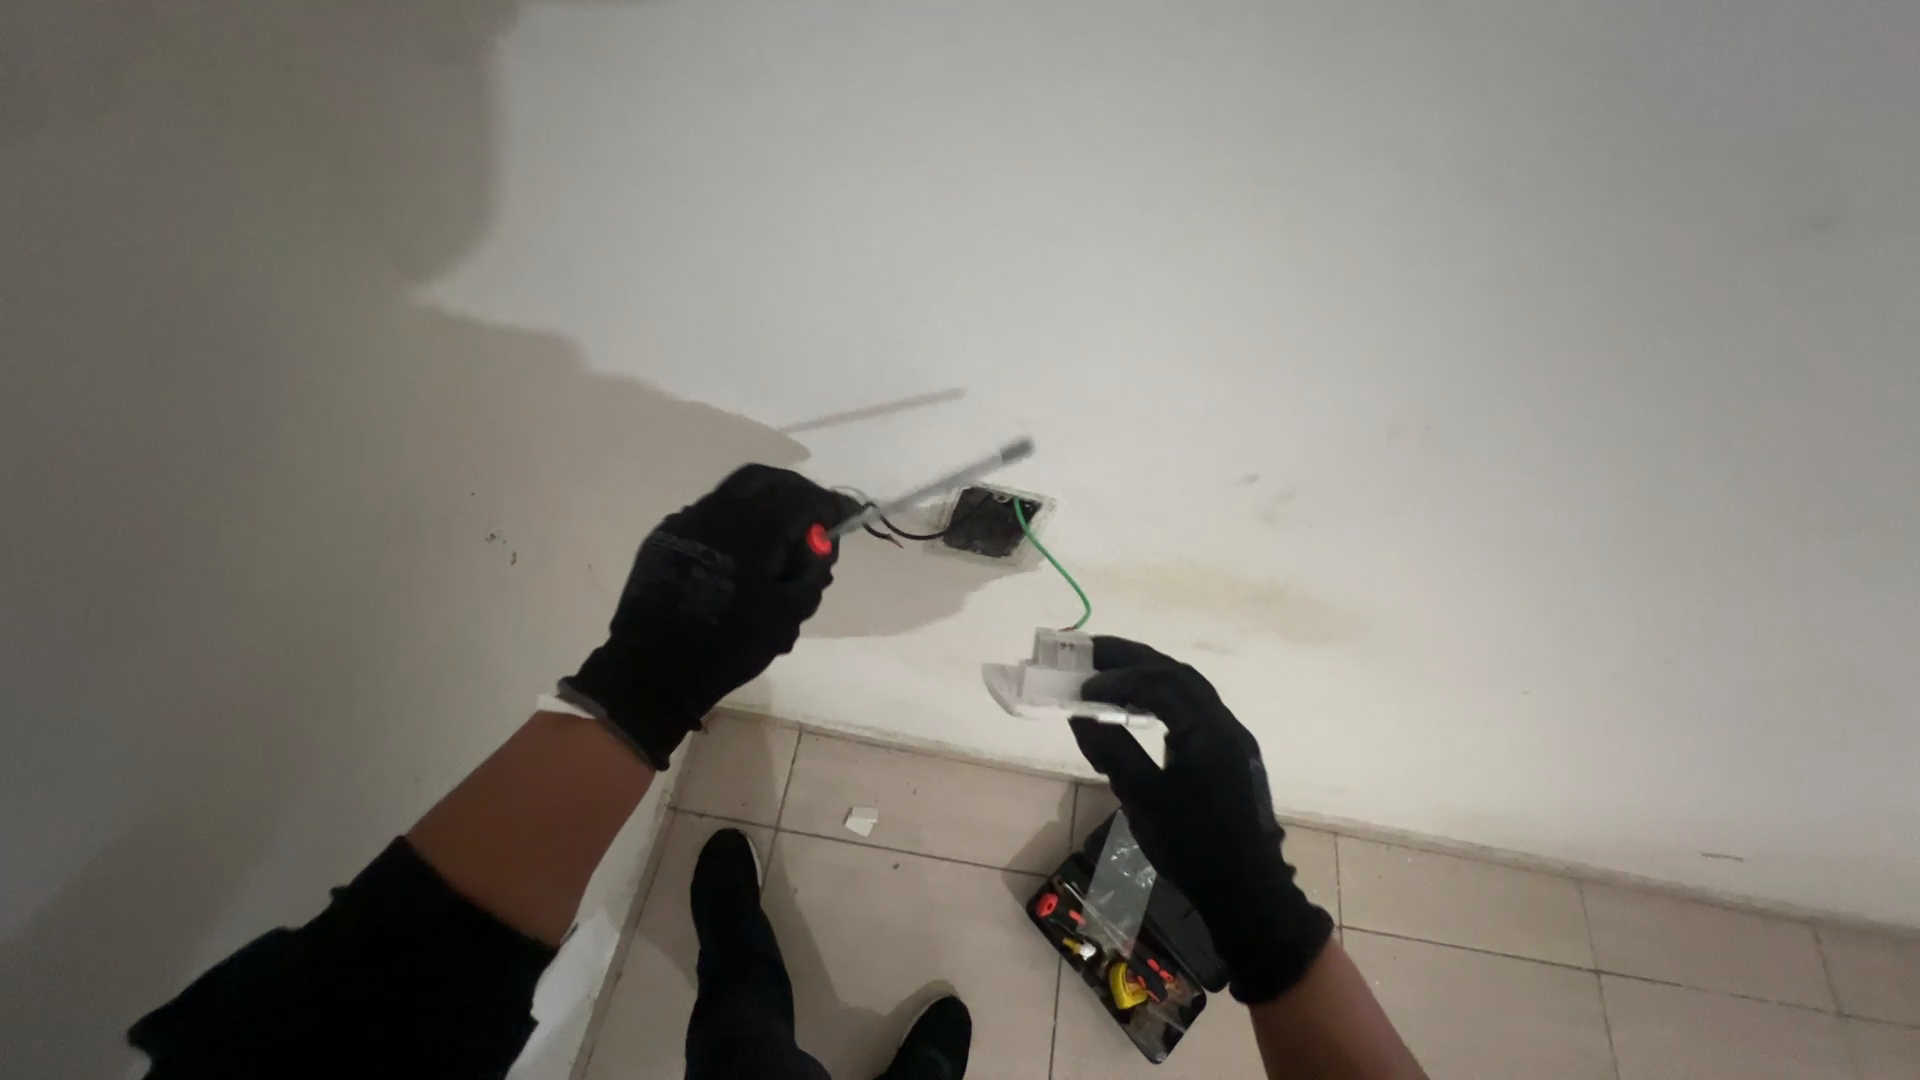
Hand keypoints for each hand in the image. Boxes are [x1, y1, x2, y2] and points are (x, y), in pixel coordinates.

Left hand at [559, 465, 854, 768]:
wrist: (654, 671)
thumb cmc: (731, 644)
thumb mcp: (790, 613)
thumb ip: (814, 571)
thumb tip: (823, 542)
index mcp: (753, 529)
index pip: (802, 499)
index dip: (830, 505)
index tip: (847, 515)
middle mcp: (718, 512)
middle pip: (766, 480)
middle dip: (796, 492)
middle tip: (815, 516)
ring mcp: (687, 521)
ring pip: (734, 493)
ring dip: (764, 503)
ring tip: (780, 536)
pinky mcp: (665, 537)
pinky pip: (709, 514)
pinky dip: (735, 521)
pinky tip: (742, 552)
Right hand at [1070, 637, 1333, 1003]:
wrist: (1248, 892)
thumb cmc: (1193, 847)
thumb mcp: (1144, 800)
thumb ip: (1112, 751)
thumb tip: (1080, 716)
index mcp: (1208, 732)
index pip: (1159, 685)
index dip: (1117, 680)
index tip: (1081, 688)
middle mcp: (1225, 723)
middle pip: (1176, 673)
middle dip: (1132, 657)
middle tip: (1089, 650)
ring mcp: (1231, 736)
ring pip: (1188, 686)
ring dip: (1148, 672)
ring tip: (1108, 671)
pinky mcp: (1229, 751)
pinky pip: (1194, 706)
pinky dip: (1162, 694)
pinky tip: (1139, 705)